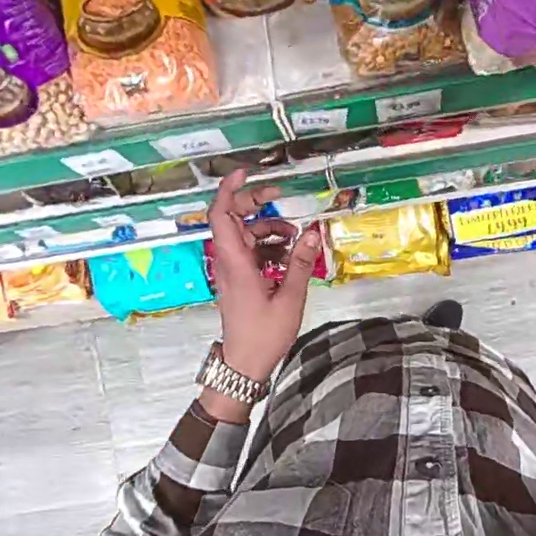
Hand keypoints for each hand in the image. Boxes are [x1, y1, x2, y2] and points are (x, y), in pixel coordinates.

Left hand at [205, 169, 323, 396]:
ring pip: (246, 236)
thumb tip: (313, 232)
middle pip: (234, 219)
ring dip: (269, 229)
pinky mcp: (239, 280)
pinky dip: (269, 247)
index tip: (246, 173)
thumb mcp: (290, 296)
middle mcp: (228, 261)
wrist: (245, 362)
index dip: (229, 190)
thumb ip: (300, 262)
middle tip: (280, 197)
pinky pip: (251, 252)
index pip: (222, 215)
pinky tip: (289, 257)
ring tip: (295, 237)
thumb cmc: (264, 333)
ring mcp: (232, 271)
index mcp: (235, 262)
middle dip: (256, 204)